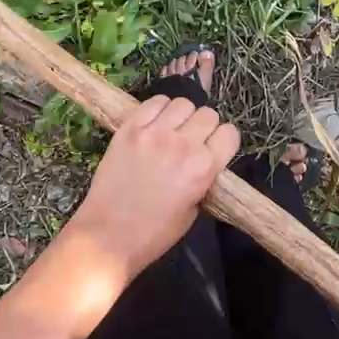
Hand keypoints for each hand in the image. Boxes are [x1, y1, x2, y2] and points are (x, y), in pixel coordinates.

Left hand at [67, 95, 239, 277]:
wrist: (108, 235)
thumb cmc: (154, 233)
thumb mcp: (193, 211)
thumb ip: (203, 178)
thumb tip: (203, 159)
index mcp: (204, 168)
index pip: (230, 133)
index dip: (224, 141)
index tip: (215, 148)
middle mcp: (183, 145)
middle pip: (208, 114)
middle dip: (205, 127)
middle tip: (192, 141)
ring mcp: (155, 133)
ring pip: (183, 103)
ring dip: (183, 116)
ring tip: (172, 130)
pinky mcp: (131, 128)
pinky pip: (154, 102)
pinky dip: (159, 109)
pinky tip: (155, 124)